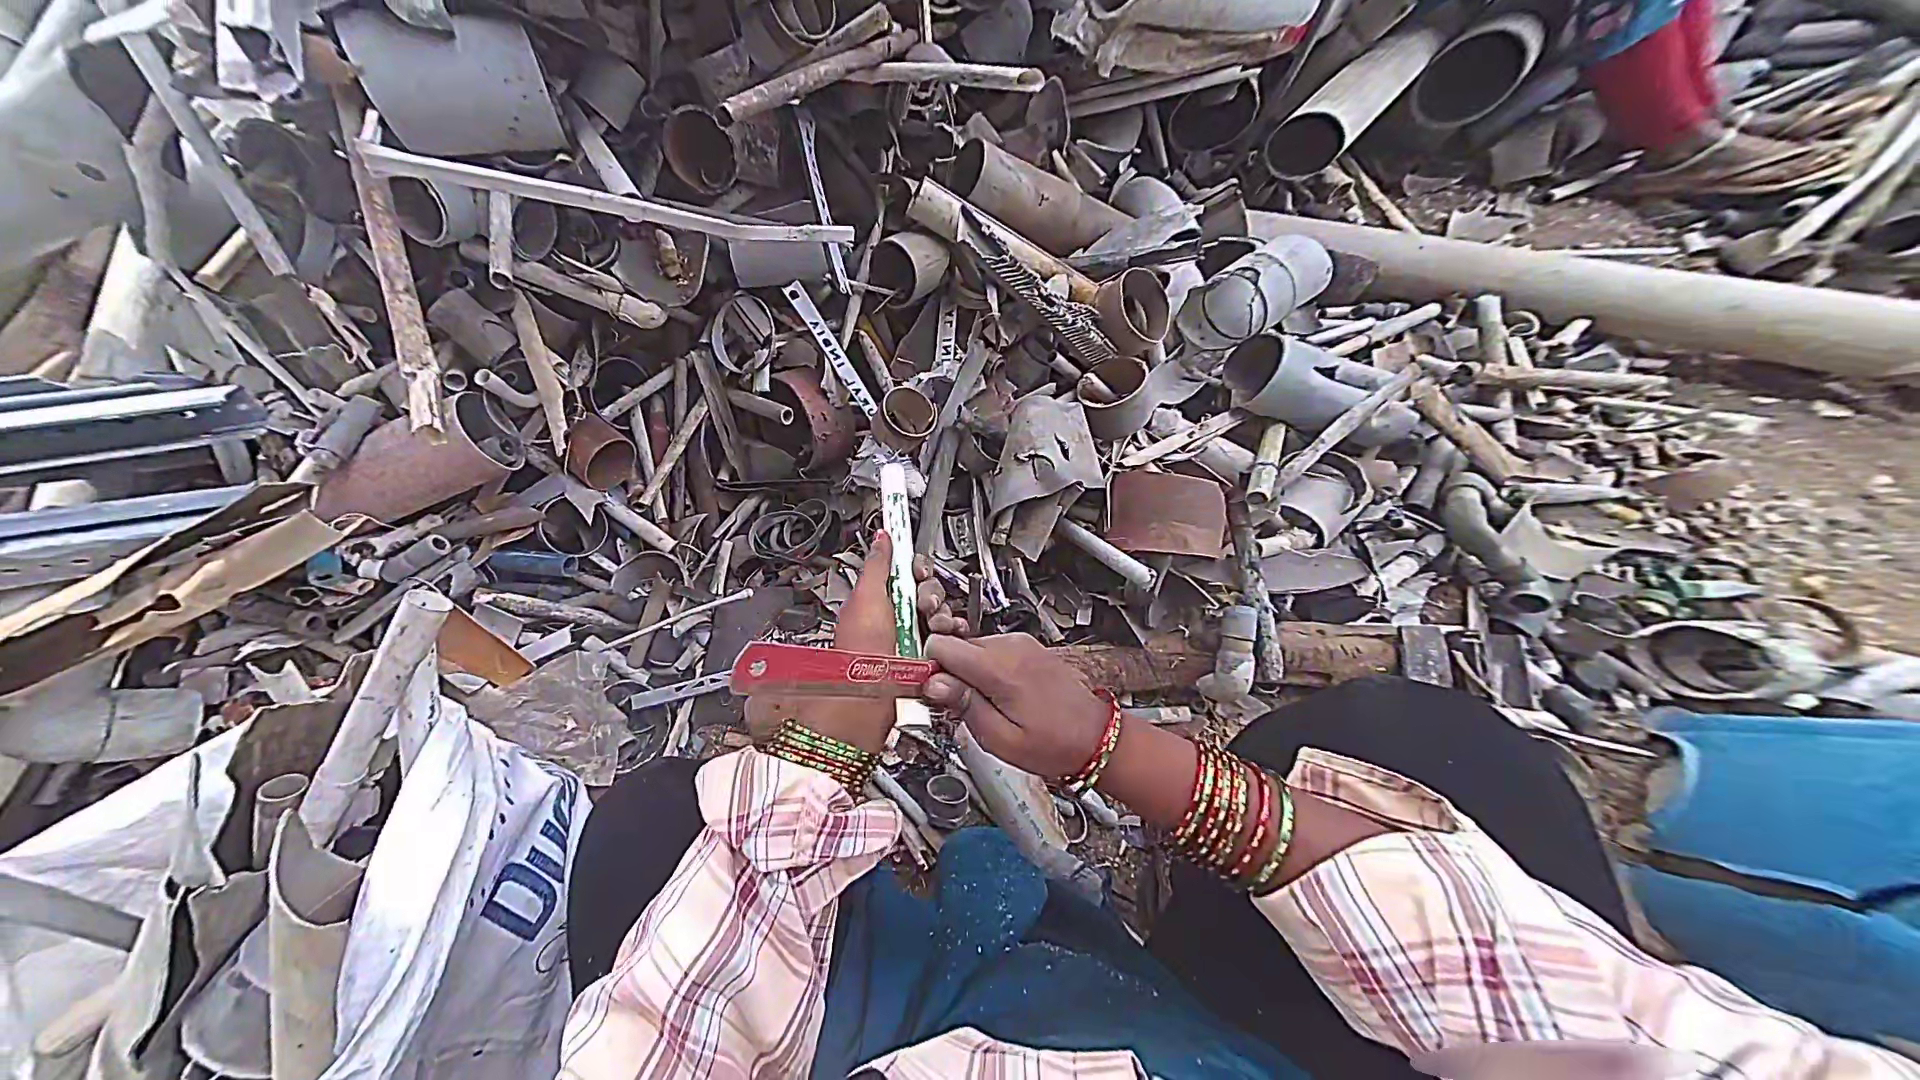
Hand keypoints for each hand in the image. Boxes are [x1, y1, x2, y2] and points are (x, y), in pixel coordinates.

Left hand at [745, 530, 960, 752]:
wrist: (865, 702)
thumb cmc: (857, 655)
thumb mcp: (865, 598)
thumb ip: (877, 564)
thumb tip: (882, 535)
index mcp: (878, 600)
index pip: (908, 573)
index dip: (918, 571)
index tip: (919, 574)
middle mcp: (895, 619)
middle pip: (929, 594)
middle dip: (932, 597)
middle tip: (922, 607)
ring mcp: (911, 642)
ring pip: (942, 618)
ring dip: (944, 620)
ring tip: (933, 629)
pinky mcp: (926, 663)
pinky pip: (949, 644)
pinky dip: (953, 641)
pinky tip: (947, 642)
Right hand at [921, 633, 1109, 779]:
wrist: (1096, 736)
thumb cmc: (1053, 745)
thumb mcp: (1000, 739)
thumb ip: (964, 705)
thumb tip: (932, 682)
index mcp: (1001, 668)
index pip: (942, 646)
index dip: (932, 670)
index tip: (936, 694)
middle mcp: (1010, 647)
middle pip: (956, 647)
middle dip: (951, 675)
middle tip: (965, 709)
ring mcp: (1021, 643)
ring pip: (972, 649)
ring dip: (970, 674)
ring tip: (989, 706)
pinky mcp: (1027, 646)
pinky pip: (992, 651)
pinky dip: (987, 670)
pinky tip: (1002, 696)